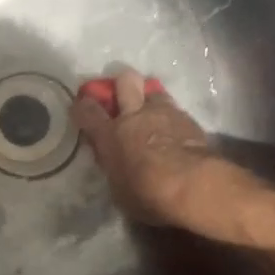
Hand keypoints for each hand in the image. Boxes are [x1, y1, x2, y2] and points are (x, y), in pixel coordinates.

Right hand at [70, 68, 264, 231]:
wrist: (192, 185)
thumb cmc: (147, 194)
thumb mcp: (118, 189)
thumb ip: (114, 168)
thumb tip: (114, 164)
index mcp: (110, 134)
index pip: (87, 111)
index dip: (82, 106)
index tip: (82, 106)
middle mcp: (134, 115)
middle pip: (125, 80)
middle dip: (122, 84)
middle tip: (123, 96)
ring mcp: (163, 113)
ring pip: (154, 90)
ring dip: (150, 97)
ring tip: (153, 112)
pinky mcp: (188, 119)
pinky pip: (175, 109)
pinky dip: (172, 116)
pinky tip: (175, 129)